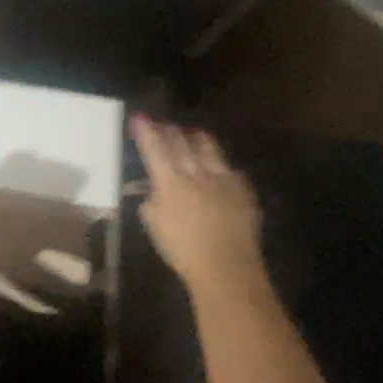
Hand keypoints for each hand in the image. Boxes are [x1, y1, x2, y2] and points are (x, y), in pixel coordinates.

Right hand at [131, 116, 263, 290]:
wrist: (225, 265)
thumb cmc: (181, 249)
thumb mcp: (154, 225)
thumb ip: (152, 202)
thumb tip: (153, 189)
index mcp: (170, 183)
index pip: (154, 149)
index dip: (146, 132)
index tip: (139, 118)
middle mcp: (196, 174)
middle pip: (181, 144)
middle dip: (170, 131)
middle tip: (163, 124)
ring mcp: (223, 179)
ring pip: (209, 150)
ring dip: (197, 139)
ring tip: (192, 134)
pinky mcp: (242, 189)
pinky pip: (230, 170)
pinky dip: (220, 166)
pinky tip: (220, 168)